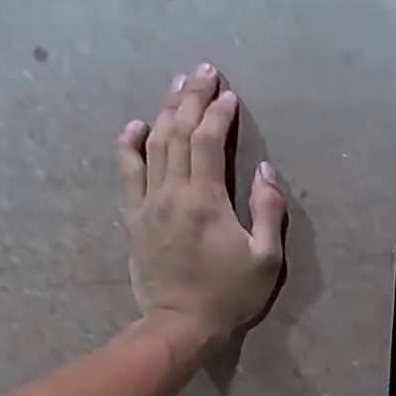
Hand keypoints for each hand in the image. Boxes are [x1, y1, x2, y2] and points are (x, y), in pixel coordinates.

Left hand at [116, 63, 286, 342]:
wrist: (180, 325)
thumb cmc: (230, 293)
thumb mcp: (266, 258)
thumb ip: (268, 210)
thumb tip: (265, 171)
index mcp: (206, 200)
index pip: (209, 142)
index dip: (219, 113)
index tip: (230, 94)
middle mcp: (172, 193)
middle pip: (178, 133)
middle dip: (191, 98)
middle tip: (203, 71)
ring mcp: (148, 204)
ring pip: (152, 146)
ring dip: (164, 111)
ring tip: (176, 85)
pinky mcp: (134, 218)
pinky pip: (127, 173)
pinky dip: (129, 145)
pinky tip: (135, 125)